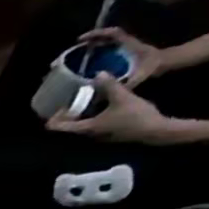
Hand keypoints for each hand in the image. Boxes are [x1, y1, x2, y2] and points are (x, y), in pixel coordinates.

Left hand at [48, 74, 191, 144]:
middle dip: (65, 115)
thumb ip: (109, 85)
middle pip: (69, 127)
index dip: (53, 119)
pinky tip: (97, 105)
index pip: (60, 127)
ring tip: (79, 101)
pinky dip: (89, 115)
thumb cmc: (136, 116)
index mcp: (87, 128)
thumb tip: (98, 73)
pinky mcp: (109, 132)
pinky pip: (92, 124)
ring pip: (81, 125)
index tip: (52, 108)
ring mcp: (99, 135)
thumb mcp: (122, 97)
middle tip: (65, 101)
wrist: (157, 130)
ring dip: (78, 115)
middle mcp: (89, 134)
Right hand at [79, 27, 172, 86]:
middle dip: (92, 38)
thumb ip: (125, 83)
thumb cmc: (154, 66)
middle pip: (107, 35)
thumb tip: (109, 94)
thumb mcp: (140, 76)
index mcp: (128, 43)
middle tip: (77, 47)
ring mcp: (125, 45)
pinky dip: (99, 49)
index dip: (96, 34)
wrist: (167, 63)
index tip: (81, 39)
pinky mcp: (124, 50)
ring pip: (108, 40)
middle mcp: (126, 41)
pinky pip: (109, 46)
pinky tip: (91, 59)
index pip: (112, 33)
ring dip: (95, 43)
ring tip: (81, 52)